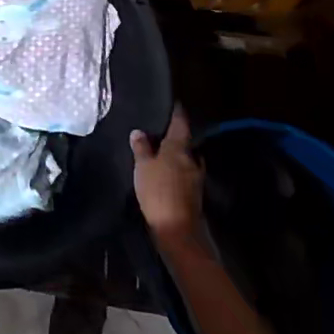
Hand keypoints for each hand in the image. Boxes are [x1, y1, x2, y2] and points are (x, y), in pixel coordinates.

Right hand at [130, 106, 204, 247]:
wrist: (177, 229)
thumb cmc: (157, 191)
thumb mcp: (143, 167)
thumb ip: (141, 148)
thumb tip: (138, 132)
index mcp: (179, 147)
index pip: (180, 122)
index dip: (176, 112)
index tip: (173, 104)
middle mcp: (192, 158)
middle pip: (185, 141)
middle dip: (175, 137)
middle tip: (160, 132)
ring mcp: (195, 176)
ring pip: (186, 159)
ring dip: (177, 156)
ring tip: (161, 154)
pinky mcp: (194, 193)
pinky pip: (184, 174)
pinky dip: (177, 171)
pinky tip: (166, 175)